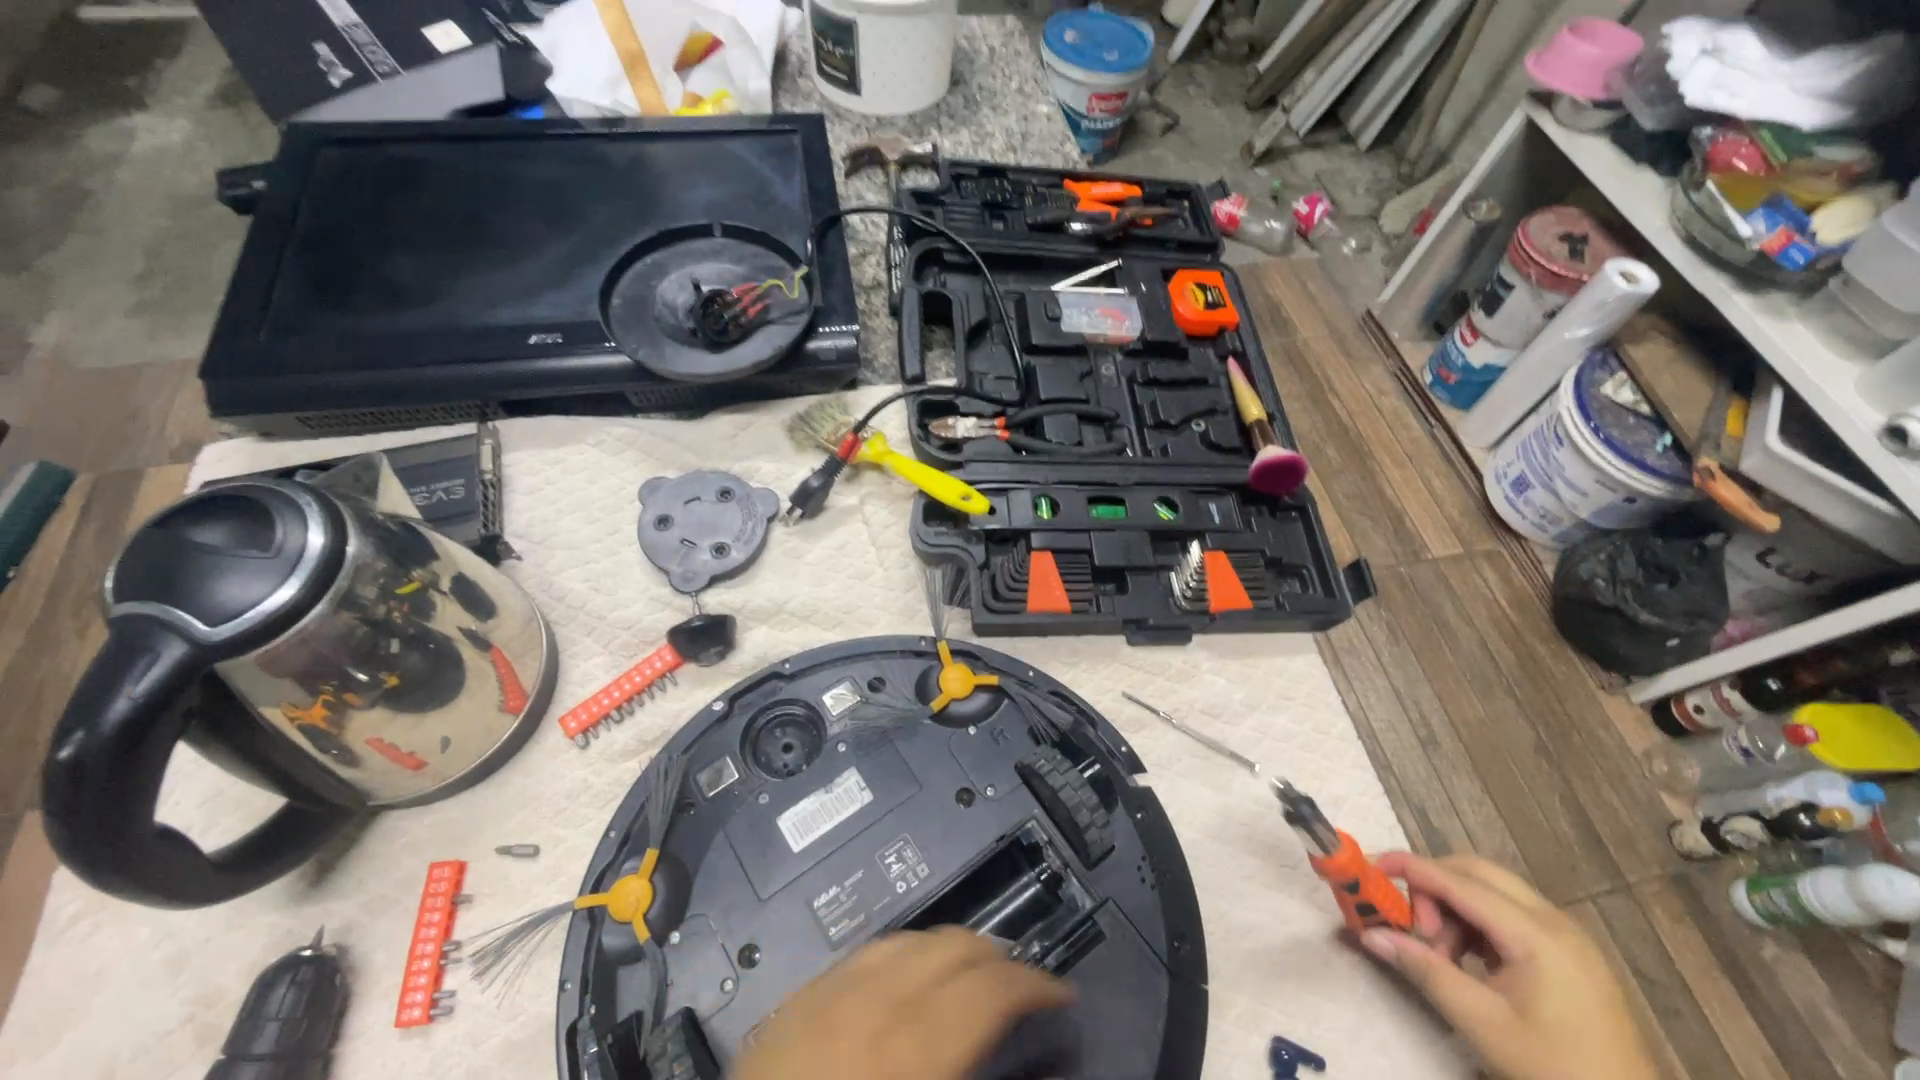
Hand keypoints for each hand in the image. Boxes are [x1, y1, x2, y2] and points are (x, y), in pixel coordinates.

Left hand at [732, 926, 1074, 1079]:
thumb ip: (976, 1066)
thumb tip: (1019, 1054)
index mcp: (909, 1049)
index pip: (991, 987)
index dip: (1038, 983)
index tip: (1062, 994)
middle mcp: (869, 1004)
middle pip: (953, 945)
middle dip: (998, 958)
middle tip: (1022, 986)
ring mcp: (826, 994)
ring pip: (909, 939)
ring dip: (951, 951)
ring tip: (971, 978)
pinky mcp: (795, 1001)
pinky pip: (863, 953)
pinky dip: (902, 955)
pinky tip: (907, 979)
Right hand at [1357, 853, 1657, 1079]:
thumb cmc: (1551, 1066)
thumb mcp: (1480, 1022)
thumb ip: (1424, 971)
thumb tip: (1370, 935)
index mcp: (1535, 934)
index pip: (1460, 882)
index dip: (1412, 868)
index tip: (1371, 865)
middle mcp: (1553, 920)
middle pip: (1477, 873)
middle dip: (1433, 889)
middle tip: (1412, 929)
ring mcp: (1565, 933)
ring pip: (1492, 892)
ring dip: (1454, 909)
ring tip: (1442, 958)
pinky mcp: (1568, 950)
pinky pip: (1510, 914)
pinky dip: (1478, 924)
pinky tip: (1469, 962)